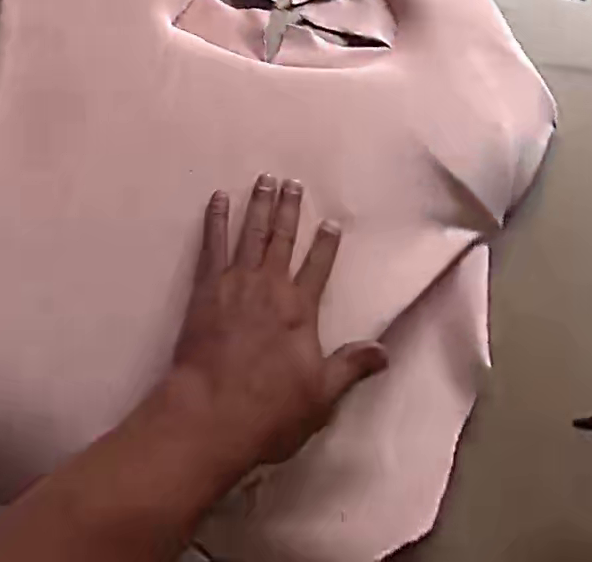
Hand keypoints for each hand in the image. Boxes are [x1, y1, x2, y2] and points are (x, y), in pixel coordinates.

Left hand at [155, 174, 388, 472]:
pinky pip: (213, 244)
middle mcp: (270, 285)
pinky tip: (217, 198)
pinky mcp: (206, 285)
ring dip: (258, 205)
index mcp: (299, 309)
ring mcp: (236, 281)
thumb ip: (351, 367)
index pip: (318, 266)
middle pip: (283, 239)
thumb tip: (385, 351)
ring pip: (251, 233)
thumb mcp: (321, 396)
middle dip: (289, 209)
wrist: (213, 411)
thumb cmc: (270, 409)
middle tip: (292, 182)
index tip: (331, 222)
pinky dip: (216, 219)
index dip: (326, 243)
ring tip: (264, 179)